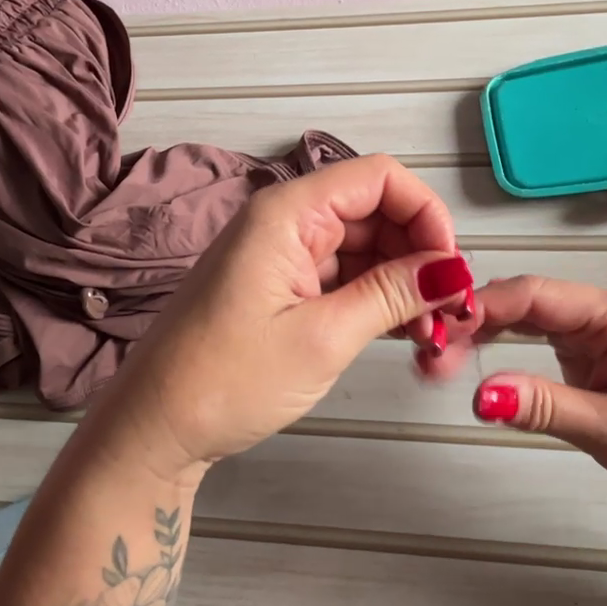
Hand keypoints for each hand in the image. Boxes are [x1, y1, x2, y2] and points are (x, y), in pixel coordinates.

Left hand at [85, 155, 475, 481]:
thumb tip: (452, 268)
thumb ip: (393, 294)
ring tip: (429, 332)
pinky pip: (344, 276)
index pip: (379, 177)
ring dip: (403, 282)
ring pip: (365, 247)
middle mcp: (285, 222)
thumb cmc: (224, 381)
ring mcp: (282, 256)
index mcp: (287, 213)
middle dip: (420, 253)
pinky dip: (377, 299)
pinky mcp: (281, 288)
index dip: (426, 212)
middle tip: (448, 311)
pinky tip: (401, 332)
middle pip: (376, 211)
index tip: (451, 265)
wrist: (155, 429)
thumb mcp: (323, 337)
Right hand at [419, 275, 606, 522]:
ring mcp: (594, 334)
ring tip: (436, 359)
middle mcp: (603, 314)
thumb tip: (482, 394)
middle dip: (470, 320)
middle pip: (522, 300)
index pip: (535, 295)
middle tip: (425, 355)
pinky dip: (499, 348)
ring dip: (479, 333)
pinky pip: (534, 340)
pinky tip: (470, 359)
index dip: (481, 306)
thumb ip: (549, 408)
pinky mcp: (587, 357)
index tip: (436, 331)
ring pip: (523, 318)